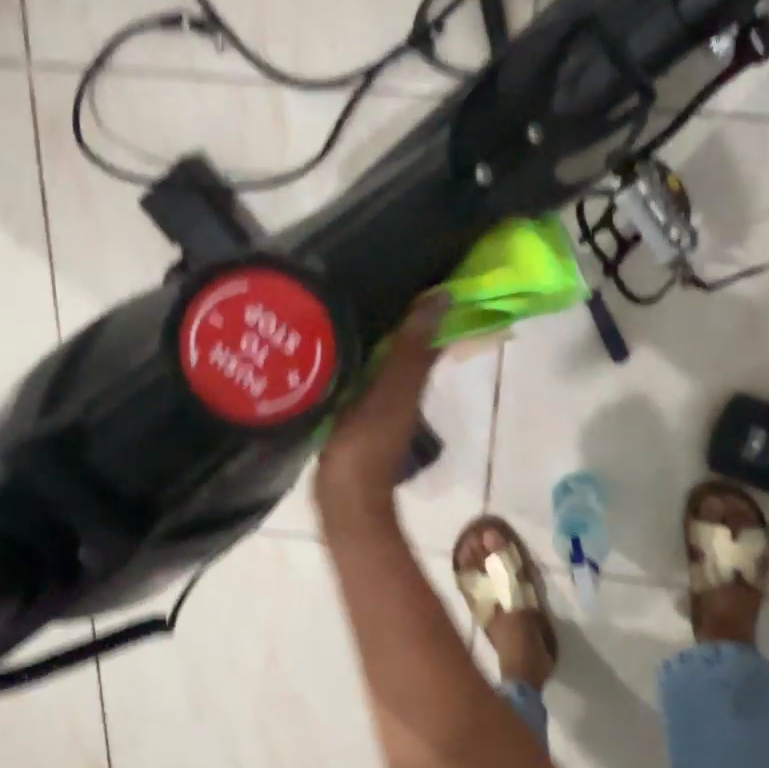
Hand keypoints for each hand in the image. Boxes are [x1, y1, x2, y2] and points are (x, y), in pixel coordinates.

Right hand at [316, 293, 449, 508]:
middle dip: (393, 311)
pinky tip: (324, 341)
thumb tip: (443, 296)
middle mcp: (399, 387)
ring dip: (368, 332)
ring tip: (340, 298)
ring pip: (376, 356)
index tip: (418, 268)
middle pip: (401, 341)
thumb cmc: (368, 444)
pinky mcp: (349, 411)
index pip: (426, 330)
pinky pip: (354, 373)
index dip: (427, 301)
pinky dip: (348, 355)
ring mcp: (374, 401)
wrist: (342, 499)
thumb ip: (412, 349)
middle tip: (369, 274)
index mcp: (412, 378)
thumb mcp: (392, 392)